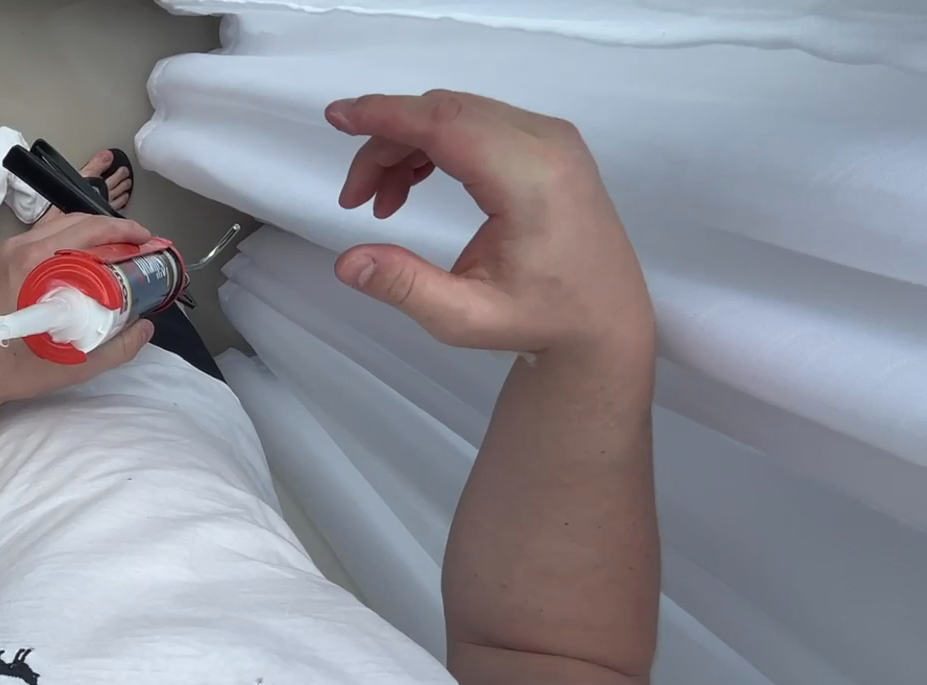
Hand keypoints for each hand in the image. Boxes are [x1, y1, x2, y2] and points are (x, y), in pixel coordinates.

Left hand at [0, 213, 159, 404]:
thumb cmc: (10, 372)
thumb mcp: (72, 366)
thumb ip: (116, 348)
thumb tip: (146, 328)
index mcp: (30, 264)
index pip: (86, 229)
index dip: (122, 230)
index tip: (145, 240)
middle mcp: (13, 250)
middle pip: (71, 222)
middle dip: (108, 229)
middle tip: (133, 246)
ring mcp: (0, 255)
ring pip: (51, 229)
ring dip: (84, 235)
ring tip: (109, 253)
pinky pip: (33, 243)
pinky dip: (60, 246)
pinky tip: (76, 265)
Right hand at [326, 91, 653, 358]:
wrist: (602, 314)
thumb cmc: (536, 317)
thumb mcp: (461, 317)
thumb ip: (403, 287)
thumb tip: (345, 262)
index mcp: (528, 178)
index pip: (446, 124)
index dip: (386, 116)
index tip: (336, 117)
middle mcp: (542, 142)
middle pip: (444, 112)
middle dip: (384, 144)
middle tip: (351, 200)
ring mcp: (546, 139)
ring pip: (454, 115)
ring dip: (402, 148)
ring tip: (376, 204)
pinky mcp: (541, 146)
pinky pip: (471, 125)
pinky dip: (427, 148)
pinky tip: (408, 188)